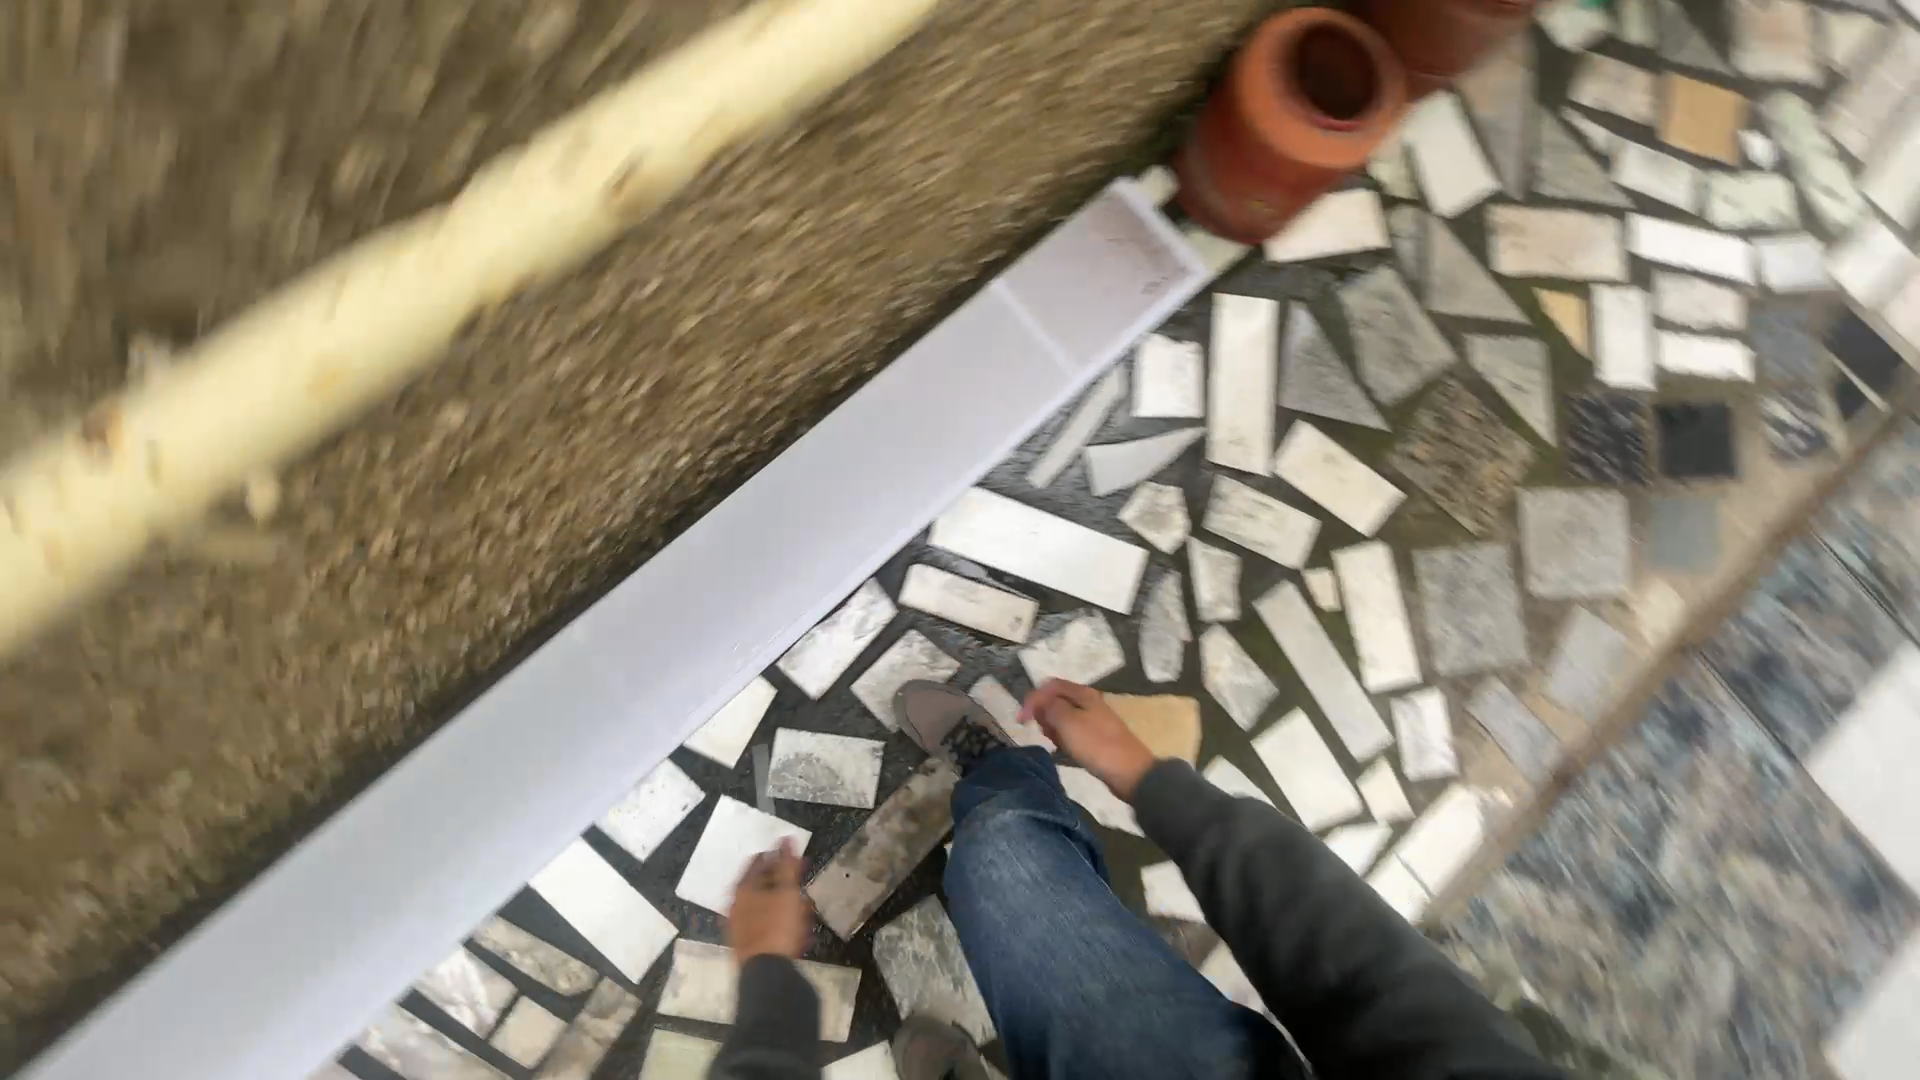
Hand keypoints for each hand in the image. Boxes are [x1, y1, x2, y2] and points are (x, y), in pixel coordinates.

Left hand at [726, 839, 809, 962]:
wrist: (766, 973)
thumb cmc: (777, 926)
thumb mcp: (787, 890)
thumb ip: (787, 863)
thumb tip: (786, 837)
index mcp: (743, 888)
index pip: (759, 861)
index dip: (778, 855)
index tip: (794, 857)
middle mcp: (736, 904)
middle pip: (761, 883)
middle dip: (783, 881)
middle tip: (800, 882)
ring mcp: (739, 925)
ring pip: (763, 904)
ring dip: (782, 901)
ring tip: (801, 906)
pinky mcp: (746, 944)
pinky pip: (764, 923)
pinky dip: (778, 919)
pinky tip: (791, 927)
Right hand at [1022, 679, 1156, 800]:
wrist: (1130, 773)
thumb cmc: (1096, 745)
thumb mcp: (1068, 723)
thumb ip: (1050, 707)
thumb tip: (1041, 702)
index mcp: (1083, 694)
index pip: (1050, 686)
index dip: (1033, 699)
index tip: (1022, 720)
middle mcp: (1088, 702)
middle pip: (1056, 700)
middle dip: (1044, 714)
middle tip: (1043, 732)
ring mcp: (1093, 720)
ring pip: (1063, 718)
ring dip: (1053, 728)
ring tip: (1054, 743)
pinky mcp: (1095, 737)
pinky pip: (1072, 732)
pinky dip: (1064, 739)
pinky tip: (1064, 751)